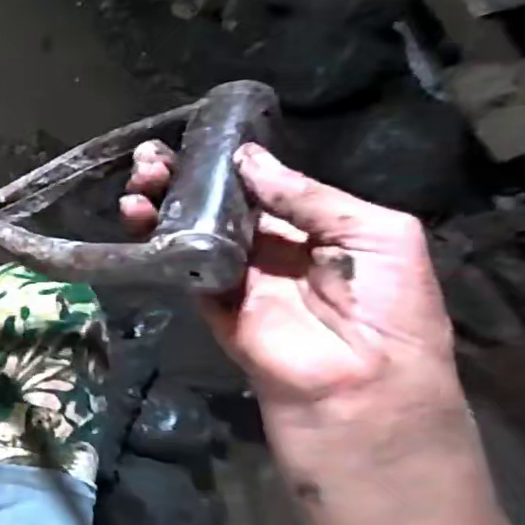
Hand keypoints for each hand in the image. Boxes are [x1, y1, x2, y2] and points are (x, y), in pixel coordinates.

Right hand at [119, 141, 455, 413]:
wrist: (358, 382)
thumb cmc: (387, 305)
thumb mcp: (378, 233)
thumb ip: (309, 197)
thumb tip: (246, 159)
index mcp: (307, 227)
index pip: (256, 187)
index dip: (224, 165)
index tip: (194, 142)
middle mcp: (262, 246)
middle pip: (212, 204)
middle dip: (181, 179)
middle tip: (151, 160)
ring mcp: (227, 273)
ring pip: (185, 229)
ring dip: (159, 202)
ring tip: (139, 180)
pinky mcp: (199, 299)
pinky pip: (173, 263)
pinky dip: (150, 239)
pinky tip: (137, 215)